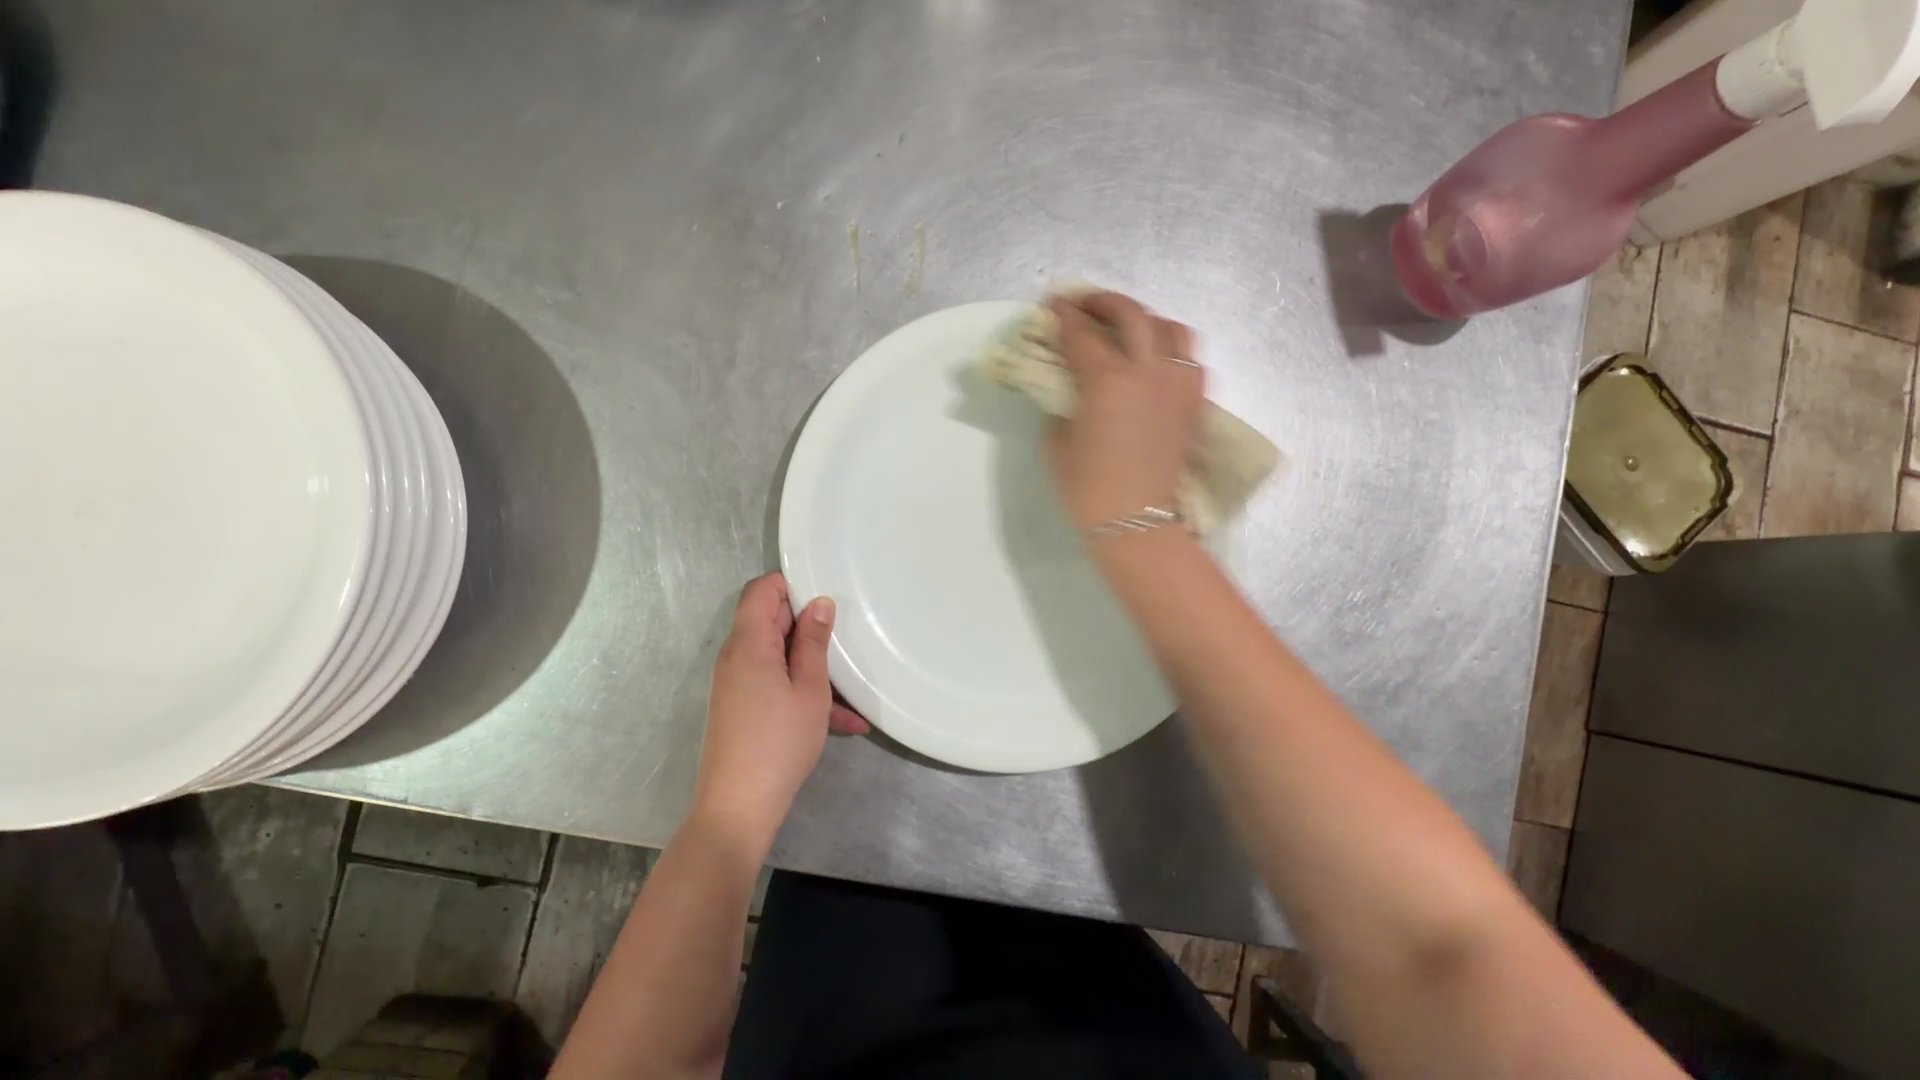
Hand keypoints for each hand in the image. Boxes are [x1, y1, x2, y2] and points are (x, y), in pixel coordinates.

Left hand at [690, 573, 868, 847]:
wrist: (738, 807)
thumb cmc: (779, 742)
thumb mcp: (810, 690)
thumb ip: (814, 643)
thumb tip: (819, 604)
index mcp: (749, 643)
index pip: (761, 590)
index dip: (791, 586)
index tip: (826, 597)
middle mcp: (736, 657)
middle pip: (770, 621)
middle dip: (808, 627)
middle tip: (846, 638)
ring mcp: (737, 684)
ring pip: (778, 657)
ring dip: (813, 666)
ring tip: (852, 685)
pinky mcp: (742, 707)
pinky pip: (775, 685)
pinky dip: (803, 693)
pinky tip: (846, 723)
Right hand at [1047, 291, 1205, 530]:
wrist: (1137, 523)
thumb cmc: (1089, 488)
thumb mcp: (1058, 441)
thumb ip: (1064, 401)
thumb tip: (1070, 383)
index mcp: (1108, 380)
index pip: (1082, 333)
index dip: (1064, 315)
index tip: (1054, 305)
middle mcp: (1148, 371)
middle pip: (1131, 315)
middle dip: (1104, 302)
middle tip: (1085, 305)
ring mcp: (1178, 385)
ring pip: (1171, 328)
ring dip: (1146, 318)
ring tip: (1128, 326)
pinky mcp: (1194, 403)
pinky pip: (1190, 358)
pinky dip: (1172, 348)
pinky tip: (1157, 358)